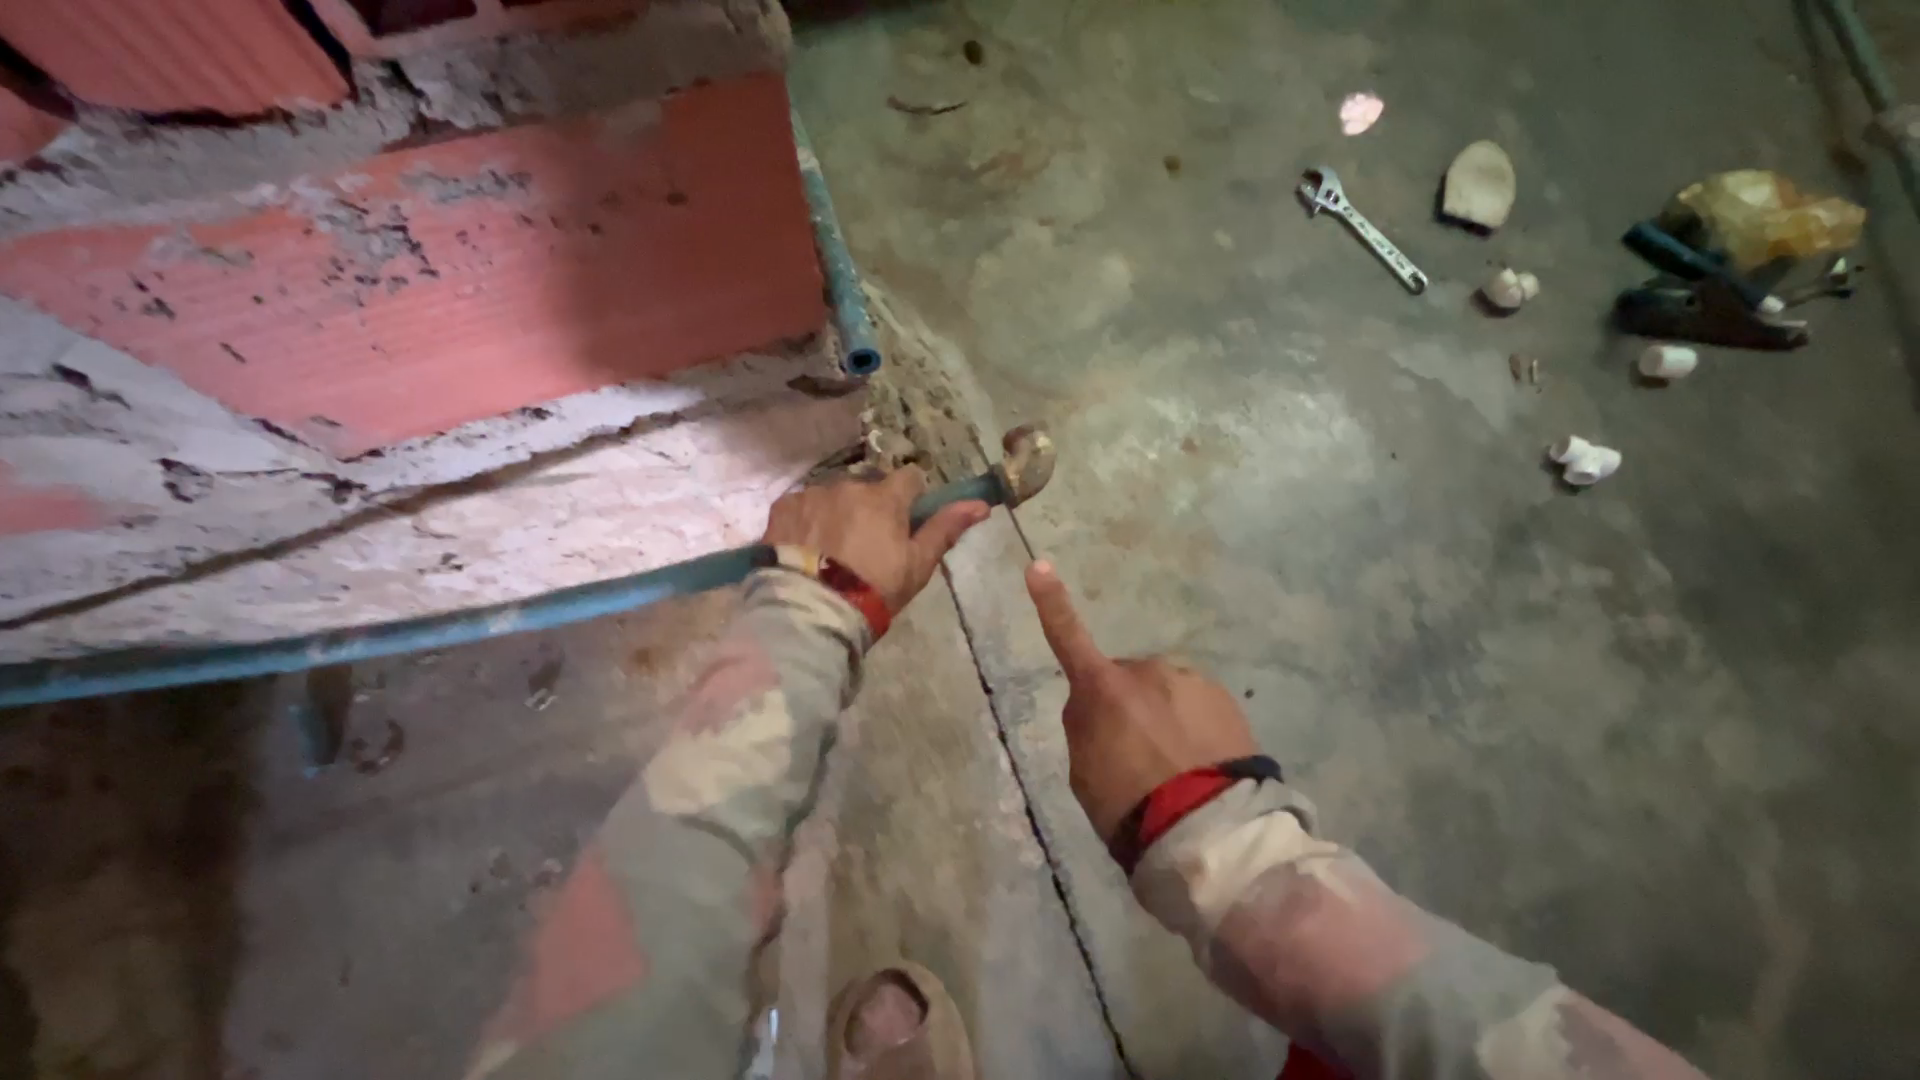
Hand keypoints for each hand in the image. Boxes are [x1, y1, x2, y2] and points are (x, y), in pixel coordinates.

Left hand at [763, 467, 989, 612]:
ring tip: (830, 553)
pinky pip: (801, 507)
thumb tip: (981, 503)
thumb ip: (945, 529)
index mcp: (885, 498)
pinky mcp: (782, 509)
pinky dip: (805, 522)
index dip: (909, 499)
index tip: (903, 524)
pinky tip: (804, 550)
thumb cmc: (874, 589)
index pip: (908, 478)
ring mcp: (811, 495)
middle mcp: (848, 486)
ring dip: (835, 514)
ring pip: (832, 497)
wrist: (810, 612)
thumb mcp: (917, 565)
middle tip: (865, 548)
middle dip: (868, 509)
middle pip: (866, 489)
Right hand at [1025, 561, 1258, 840]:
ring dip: (1163, 715)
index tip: (1039, 566)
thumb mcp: (1084, 771)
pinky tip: (1199, 762)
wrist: (1208, 833)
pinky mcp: (1225, 702)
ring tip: (1173, 766)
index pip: (1067, 637)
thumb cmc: (1129, 807)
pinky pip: (1197, 707)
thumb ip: (1085, 727)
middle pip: (1126, 680)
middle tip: (1134, 755)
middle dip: (1126, 704)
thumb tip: (1095, 707)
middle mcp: (1148, 672)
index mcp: (1103, 689)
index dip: (1050, 603)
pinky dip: (1193, 726)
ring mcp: (1191, 683)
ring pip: (1165, 693)